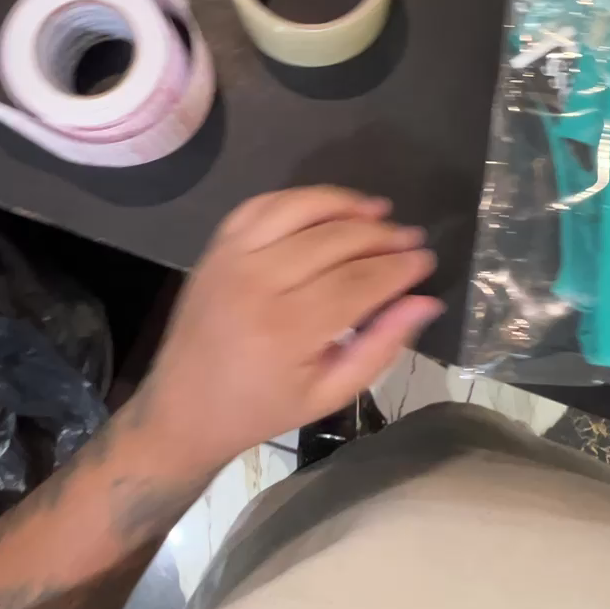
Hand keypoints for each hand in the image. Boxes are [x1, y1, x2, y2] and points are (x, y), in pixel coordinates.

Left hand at [131, 186, 442, 469]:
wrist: (182, 409)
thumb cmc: (261, 409)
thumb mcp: (329, 394)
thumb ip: (381, 347)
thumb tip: (426, 303)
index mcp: (286, 330)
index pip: (358, 282)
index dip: (398, 267)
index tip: (426, 259)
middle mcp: (257, 283)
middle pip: (334, 240)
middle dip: (381, 235)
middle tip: (412, 237)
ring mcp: (231, 258)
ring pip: (298, 209)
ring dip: (344, 204)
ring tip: (379, 210)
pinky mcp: (216, 248)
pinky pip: (261, 205)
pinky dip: (299, 199)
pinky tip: (327, 207)